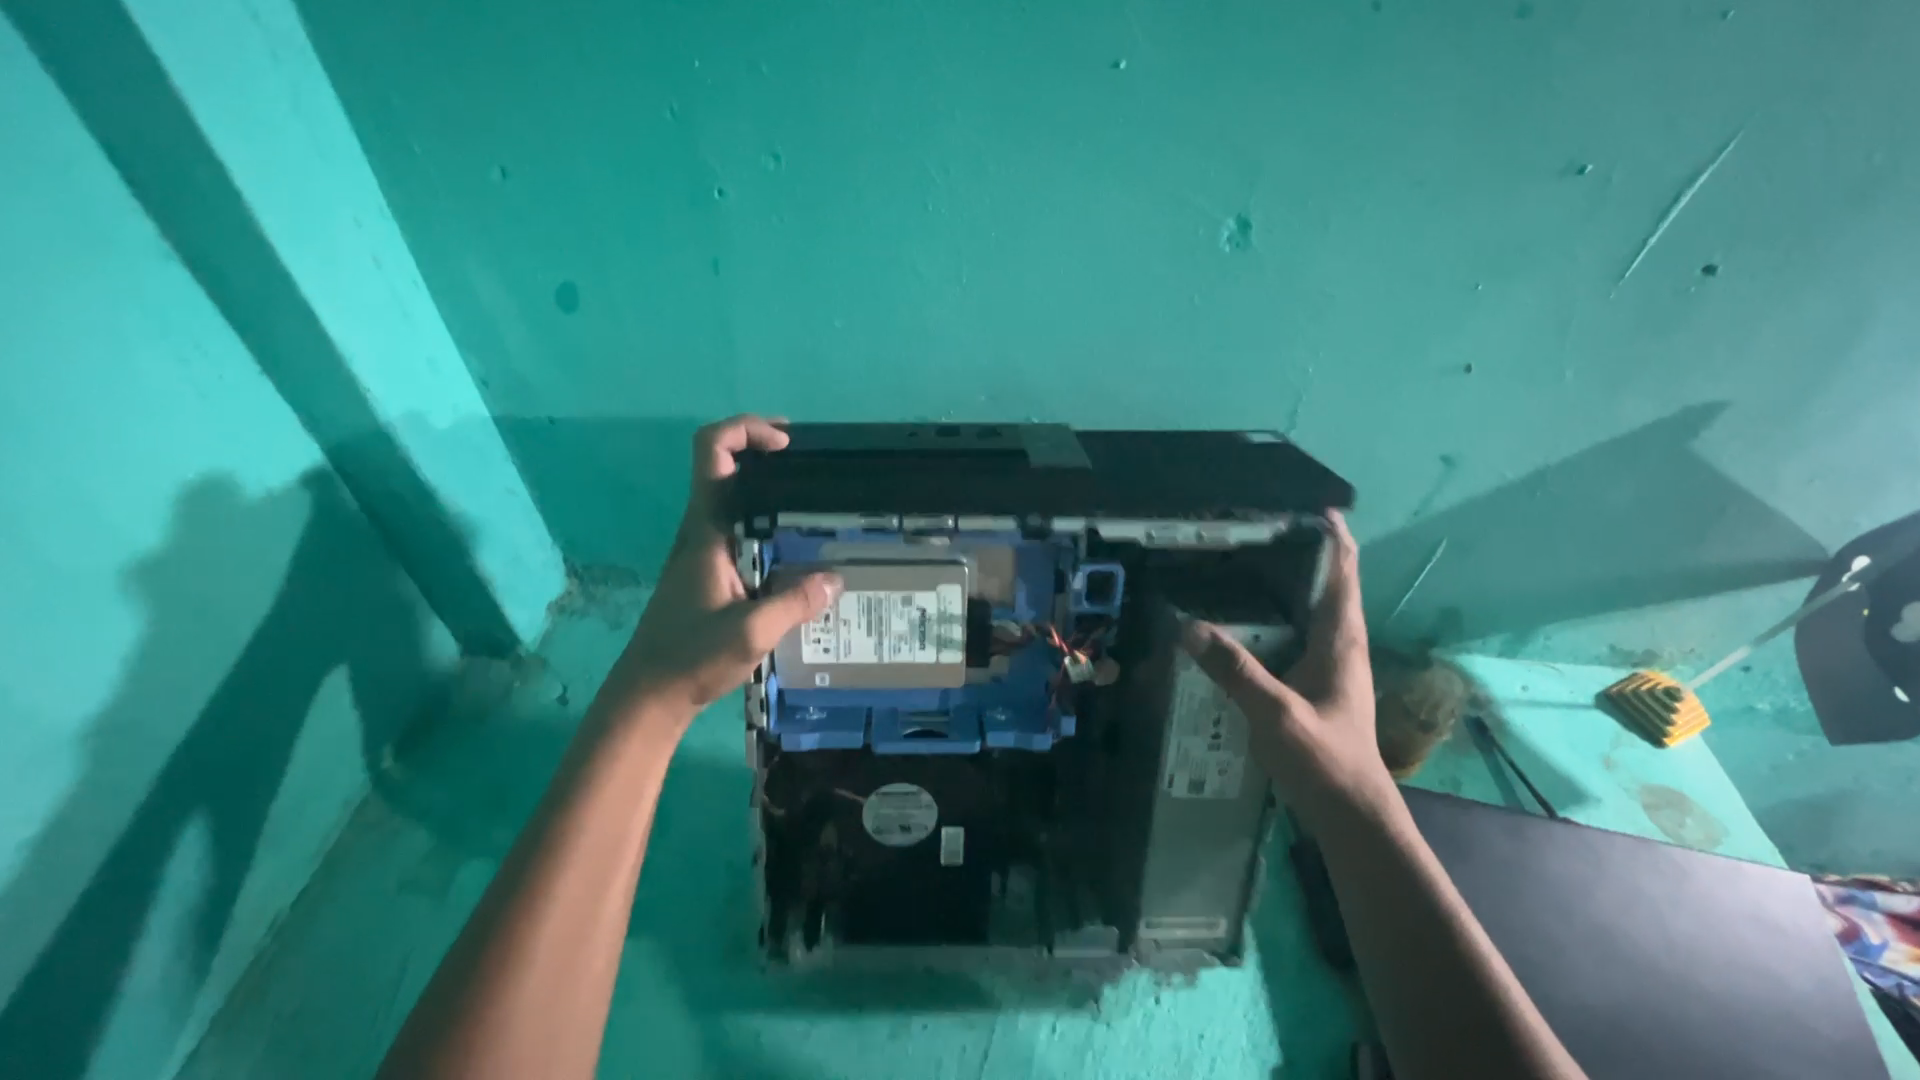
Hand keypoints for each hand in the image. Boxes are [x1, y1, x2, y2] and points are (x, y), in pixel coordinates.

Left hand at [605, 415, 841, 730]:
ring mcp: (703, 552)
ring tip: (822, 513)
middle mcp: (702, 531)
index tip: (786, 444)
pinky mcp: (710, 574)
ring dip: (774, 497)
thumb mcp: (750, 632)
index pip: (712, 452)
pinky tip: (801, 557)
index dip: (746, 430)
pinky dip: (772, 530)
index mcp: (705, 530)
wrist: (648, 694)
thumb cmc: (689, 658)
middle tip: (819, 474)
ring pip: (737, 502)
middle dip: (770, 459)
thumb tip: (835, 578)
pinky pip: (743, 533)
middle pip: (728, 468)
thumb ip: (794, 603)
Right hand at [1181, 511, 1393, 831]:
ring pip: (1314, 613)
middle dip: (1306, 555)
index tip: (1314, 509)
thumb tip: (1188, 626)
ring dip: (1292, 587)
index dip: (1334, 539)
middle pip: (1330, 587)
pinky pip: (1299, 638)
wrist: (1352, 815)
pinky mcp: (1319, 688)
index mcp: (1341, 642)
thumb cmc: (1324, 760)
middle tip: (1262, 532)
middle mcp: (1342, 647)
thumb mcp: (1275, 714)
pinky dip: (1279, 619)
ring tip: (1250, 567)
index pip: (1343, 575)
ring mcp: (1333, 669)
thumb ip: (1234, 670)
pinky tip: (1249, 626)